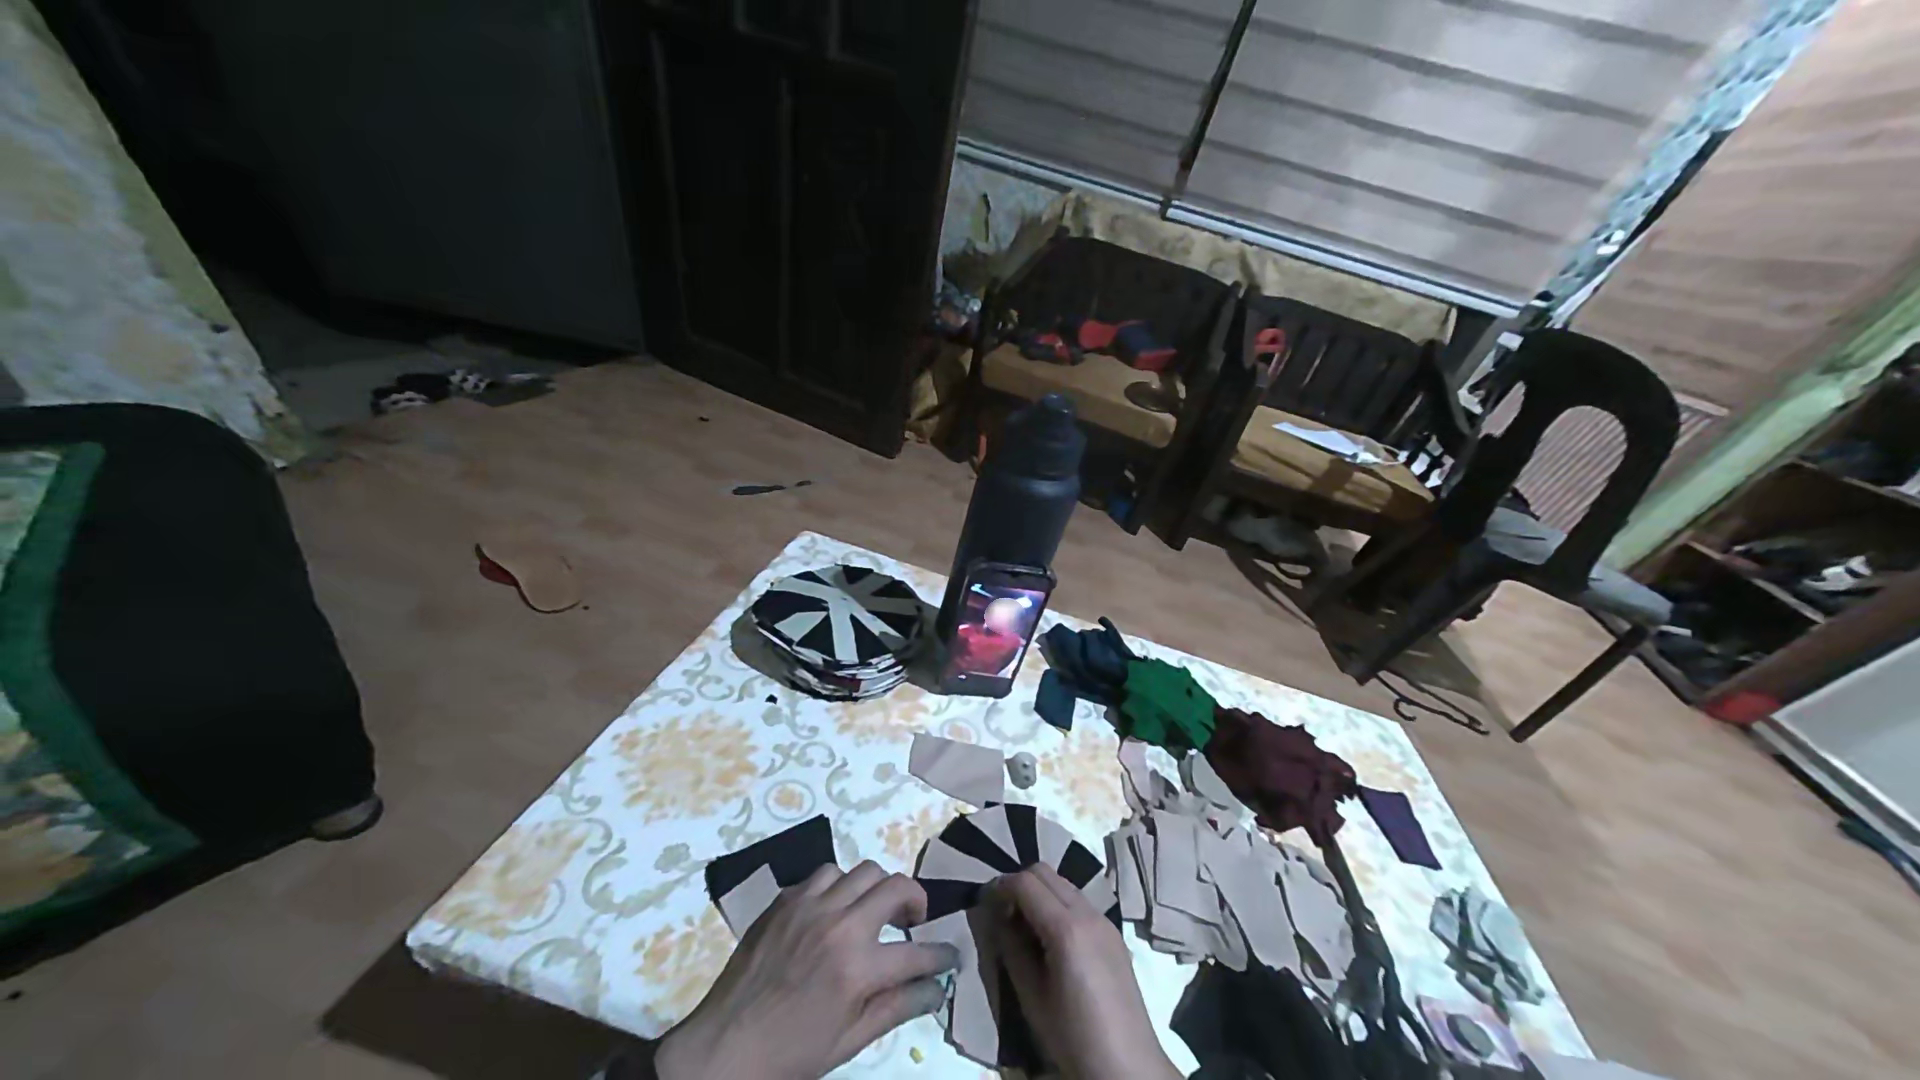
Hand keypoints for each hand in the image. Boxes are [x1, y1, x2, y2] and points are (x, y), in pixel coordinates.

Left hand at [654, 861, 959, 1079]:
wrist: (723, 1046)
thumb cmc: (791, 1053)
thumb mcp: (850, 1040)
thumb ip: (897, 1007)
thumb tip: (938, 988)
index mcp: (859, 969)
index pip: (919, 954)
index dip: (942, 954)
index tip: (951, 955)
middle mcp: (840, 925)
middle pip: (895, 886)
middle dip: (916, 899)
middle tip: (912, 920)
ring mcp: (811, 906)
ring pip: (861, 871)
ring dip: (875, 889)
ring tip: (871, 911)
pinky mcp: (786, 899)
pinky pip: (824, 875)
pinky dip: (839, 887)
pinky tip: (833, 910)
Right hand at [993, 864, 1181, 1079]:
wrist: (1128, 1067)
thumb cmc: (1073, 1037)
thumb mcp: (1031, 996)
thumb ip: (1011, 947)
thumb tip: (997, 916)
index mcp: (1066, 928)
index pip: (1026, 882)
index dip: (1000, 887)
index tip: (984, 904)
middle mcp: (1088, 913)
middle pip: (1045, 872)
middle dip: (1019, 884)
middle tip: (1003, 913)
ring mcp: (1104, 920)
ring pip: (1063, 883)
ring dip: (1039, 892)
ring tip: (1025, 926)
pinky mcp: (1113, 932)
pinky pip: (1078, 901)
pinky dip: (1058, 904)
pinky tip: (1050, 937)